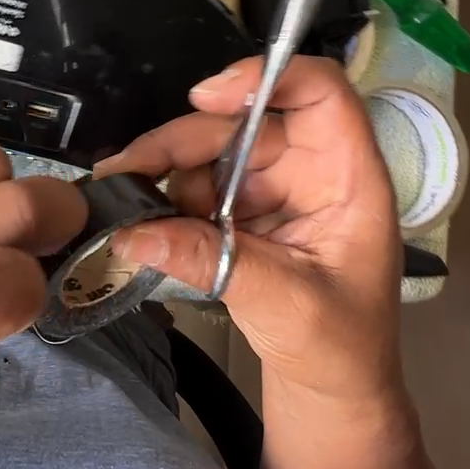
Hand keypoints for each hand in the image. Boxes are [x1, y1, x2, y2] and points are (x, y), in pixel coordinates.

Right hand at [95, 56, 404, 413]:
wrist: (327, 390)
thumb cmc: (338, 348)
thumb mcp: (285, 305)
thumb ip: (213, 264)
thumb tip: (132, 234)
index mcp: (346, 177)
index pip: (319, 94)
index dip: (266, 78)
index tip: (204, 97)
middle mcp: (307, 169)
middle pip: (241, 122)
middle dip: (180, 143)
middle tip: (123, 173)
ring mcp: (270, 188)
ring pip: (208, 152)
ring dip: (164, 174)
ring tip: (125, 205)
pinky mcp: (240, 210)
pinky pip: (194, 185)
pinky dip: (164, 199)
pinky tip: (142, 220)